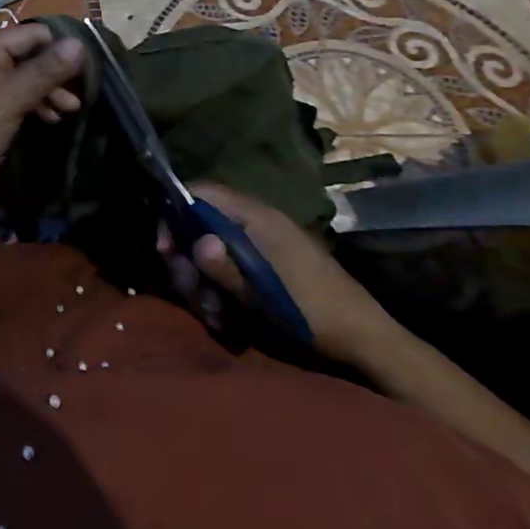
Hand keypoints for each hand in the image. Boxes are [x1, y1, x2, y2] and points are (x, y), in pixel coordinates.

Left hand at [0, 24, 84, 201]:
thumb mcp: (11, 97)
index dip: (59, 45)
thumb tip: (80, 44)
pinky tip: (53, 119)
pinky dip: (39, 106)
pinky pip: (22, 100)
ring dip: (51, 92)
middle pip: (32, 57)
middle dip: (57, 73)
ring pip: (30, 80)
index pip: (32, 34)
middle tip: (81, 91)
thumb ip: (45, 71)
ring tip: (72, 109)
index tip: (85, 64)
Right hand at [158, 182, 397, 364]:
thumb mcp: (266, 297)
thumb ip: (228, 268)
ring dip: (202, 281)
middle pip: (201, 224)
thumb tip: (195, 241)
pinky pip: (230, 265)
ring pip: (212, 249)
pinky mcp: (267, 263)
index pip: (205, 193)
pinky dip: (220, 288)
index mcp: (259, 220)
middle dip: (188, 259)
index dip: (177, 213)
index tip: (166, 249)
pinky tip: (224, 316)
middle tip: (192, 293)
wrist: (363, 335)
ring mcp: (262, 244)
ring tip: (213, 313)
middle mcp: (258, 223)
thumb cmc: (316, 313)